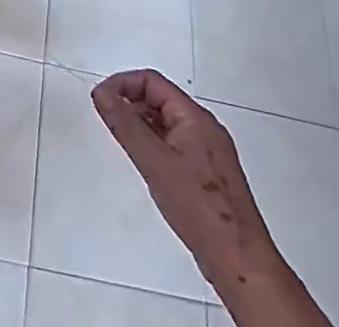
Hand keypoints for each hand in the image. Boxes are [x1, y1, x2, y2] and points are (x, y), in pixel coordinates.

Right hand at [91, 70, 277, 280]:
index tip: (101, 97)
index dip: (123, 84)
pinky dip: (154, 143)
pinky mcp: (206, 172)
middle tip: (106, 115)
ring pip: (167, 122)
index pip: (152, 81)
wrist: (236, 257)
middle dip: (130, 101)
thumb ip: (125, 125)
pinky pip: (175, 143)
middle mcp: (204, 128)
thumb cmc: (203, 211)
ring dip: (141, 123)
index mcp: (195, 117)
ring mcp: (207, 151)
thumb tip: (105, 94)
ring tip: (121, 137)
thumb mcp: (154, 162)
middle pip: (160, 98)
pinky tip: (145, 162)